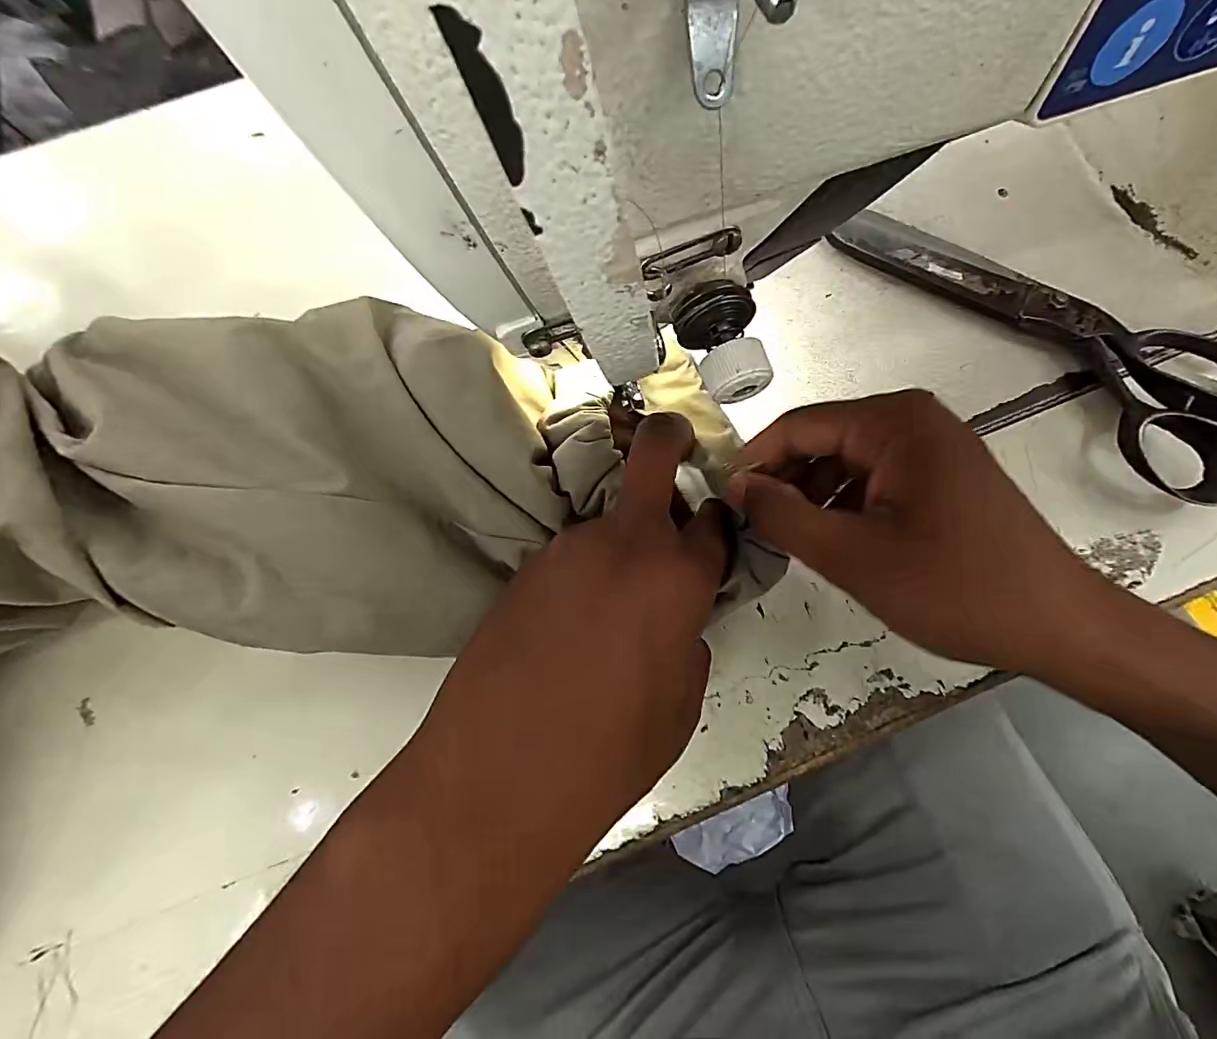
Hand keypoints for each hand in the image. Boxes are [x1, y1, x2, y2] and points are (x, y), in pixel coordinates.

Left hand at [435, 412, 729, 816]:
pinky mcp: (524, 572)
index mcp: (678, 577)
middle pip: (651, 458)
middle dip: (670, 438)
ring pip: (608, 520)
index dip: (720, 521)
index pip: (714, 523)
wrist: (497, 778)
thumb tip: (676, 628)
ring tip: (614, 600)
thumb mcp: (680, 703)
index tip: (716, 530)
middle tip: (677, 440)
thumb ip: (688, 645)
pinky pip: (572, 558)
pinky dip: (585, 572)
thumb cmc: (609, 752)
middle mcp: (624, 546)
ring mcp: (566, 552)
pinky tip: (575, 623)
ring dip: (623, 538)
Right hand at [726, 390, 1117, 676]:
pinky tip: (836, 542)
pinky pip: (880, 480)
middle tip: (753, 528)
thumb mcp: (854, 556)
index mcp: (895, 422)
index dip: (755, 461)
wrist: (1054, 621)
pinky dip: (850, 507)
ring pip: (850, 464)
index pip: (799, 425)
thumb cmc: (957, 588)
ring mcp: (936, 448)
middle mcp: (916, 421)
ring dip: (816, 498)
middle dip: (786, 482)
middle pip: (826, 441)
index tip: (723, 499)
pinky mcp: (947, 477)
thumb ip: (785, 517)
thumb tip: (738, 487)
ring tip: (790, 541)